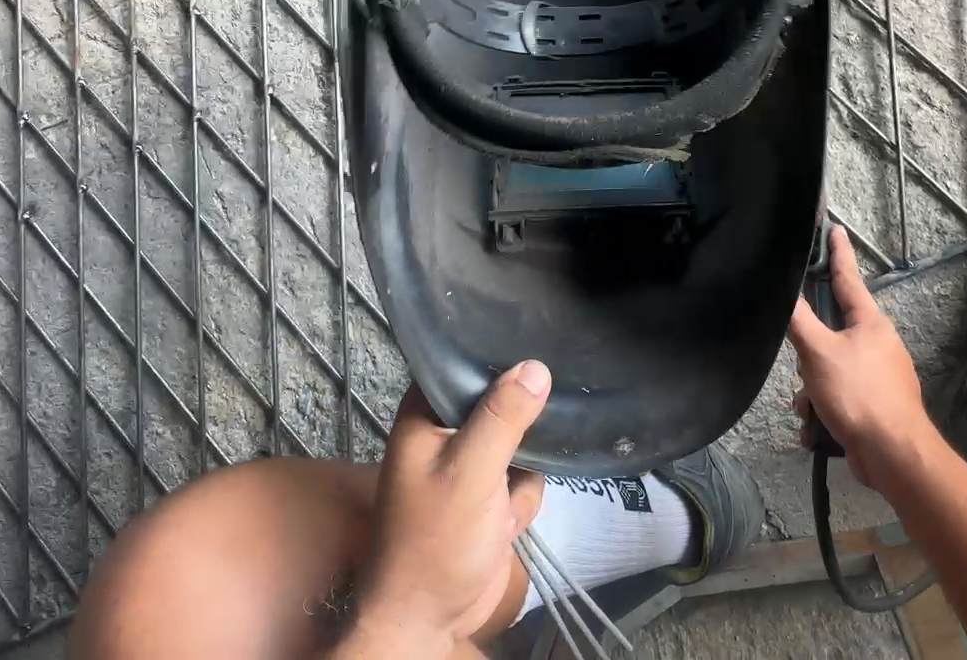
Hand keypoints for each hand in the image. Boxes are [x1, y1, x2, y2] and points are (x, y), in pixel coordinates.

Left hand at [347, 362, 550, 655]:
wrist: (428, 620)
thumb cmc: (435, 540)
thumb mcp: (470, 471)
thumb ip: (503, 417)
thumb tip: (536, 367)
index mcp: (425, 414)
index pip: (462, 362)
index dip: (497, 355)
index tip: (536, 346)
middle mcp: (446, 431)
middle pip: (500, 398)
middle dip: (522, 417)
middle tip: (541, 420)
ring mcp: (470, 465)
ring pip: (521, 438)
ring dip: (524, 468)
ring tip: (506, 497)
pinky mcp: (490, 496)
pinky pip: (524, 477)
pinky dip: (522, 499)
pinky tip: (507, 523)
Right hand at [787, 227, 938, 488]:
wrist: (894, 455)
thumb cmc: (858, 394)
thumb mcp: (818, 352)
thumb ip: (799, 320)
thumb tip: (785, 292)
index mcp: (870, 323)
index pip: (847, 278)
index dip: (837, 253)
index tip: (835, 229)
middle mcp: (877, 343)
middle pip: (831, 330)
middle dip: (808, 351)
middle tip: (800, 364)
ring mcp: (879, 375)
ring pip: (829, 367)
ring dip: (812, 387)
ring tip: (809, 406)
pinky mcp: (874, 404)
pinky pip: (838, 395)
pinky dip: (822, 408)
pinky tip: (816, 425)